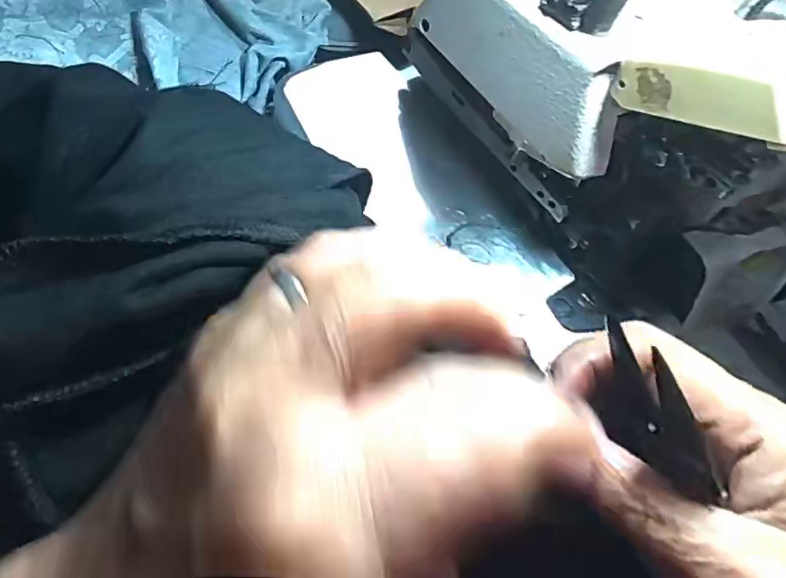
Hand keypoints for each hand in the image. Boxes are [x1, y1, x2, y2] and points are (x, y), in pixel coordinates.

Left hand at [0, 229, 598, 577]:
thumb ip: (462, 529)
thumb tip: (529, 461)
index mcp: (317, 500)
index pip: (468, 415)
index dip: (550, 423)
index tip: (579, 436)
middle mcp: (264, 396)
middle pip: (388, 289)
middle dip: (476, 301)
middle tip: (518, 345)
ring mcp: (223, 350)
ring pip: (333, 256)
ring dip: (414, 266)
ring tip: (460, 309)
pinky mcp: (206, 334)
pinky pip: (291, 267)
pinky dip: (354, 267)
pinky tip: (385, 301)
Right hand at [553, 324, 785, 577]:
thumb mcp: (741, 567)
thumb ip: (646, 501)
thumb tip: (559, 444)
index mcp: (762, 426)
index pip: (644, 346)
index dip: (582, 362)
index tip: (542, 411)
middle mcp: (750, 430)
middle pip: (635, 379)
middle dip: (585, 405)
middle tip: (547, 450)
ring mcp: (746, 464)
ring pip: (640, 420)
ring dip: (599, 440)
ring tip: (569, 476)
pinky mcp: (739, 497)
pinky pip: (660, 460)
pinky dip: (623, 470)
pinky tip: (606, 497)